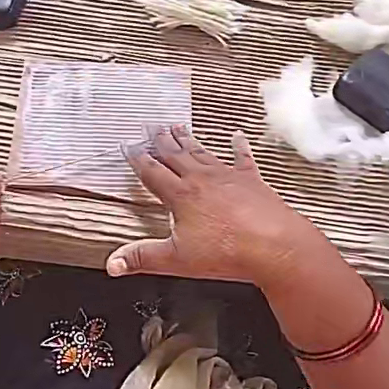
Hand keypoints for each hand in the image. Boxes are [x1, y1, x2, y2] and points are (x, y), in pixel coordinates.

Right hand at [110, 125, 332, 285]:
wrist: (274, 245)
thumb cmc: (228, 252)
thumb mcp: (177, 259)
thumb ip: (143, 257)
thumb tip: (114, 262)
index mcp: (181, 195)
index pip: (152, 172)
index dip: (138, 158)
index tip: (129, 147)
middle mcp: (202, 179)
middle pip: (175, 155)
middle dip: (160, 140)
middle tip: (151, 126)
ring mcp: (228, 177)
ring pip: (202, 153)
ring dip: (188, 140)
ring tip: (178, 128)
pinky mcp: (251, 181)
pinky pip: (242, 158)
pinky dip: (238, 147)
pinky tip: (237, 136)